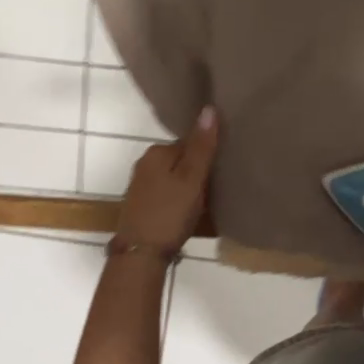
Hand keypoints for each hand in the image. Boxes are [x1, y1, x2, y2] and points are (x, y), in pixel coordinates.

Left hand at [115, 106, 218, 251]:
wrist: (140, 254)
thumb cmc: (170, 213)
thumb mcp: (192, 179)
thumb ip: (201, 147)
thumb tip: (209, 108)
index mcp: (156, 152)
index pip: (189, 142)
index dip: (208, 153)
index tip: (223, 168)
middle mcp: (144, 164)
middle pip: (181, 159)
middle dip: (198, 169)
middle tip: (219, 186)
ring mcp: (140, 186)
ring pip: (174, 177)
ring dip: (189, 185)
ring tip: (208, 200)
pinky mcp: (141, 205)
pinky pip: (167, 193)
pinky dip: (179, 198)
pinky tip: (189, 211)